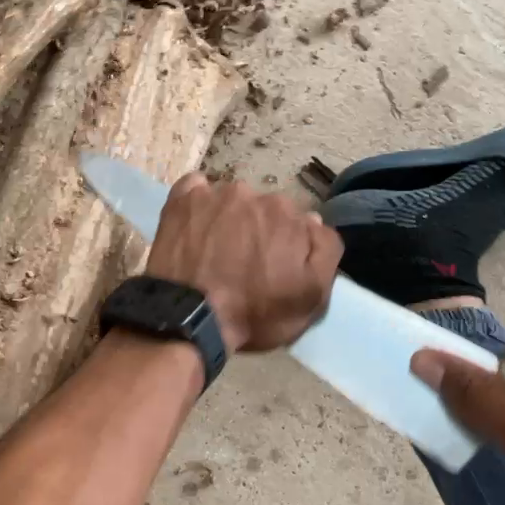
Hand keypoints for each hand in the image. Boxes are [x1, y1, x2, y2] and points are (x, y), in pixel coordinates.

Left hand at [144, 174, 341, 352]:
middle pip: (260, 208)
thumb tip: (313, 221)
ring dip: (228, 217)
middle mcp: (250, 194)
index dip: (285, 244)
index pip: (293, 221)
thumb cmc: (255, 312)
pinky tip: (195, 221)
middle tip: (243, 261)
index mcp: (285, 213)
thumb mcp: (312, 295)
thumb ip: (325, 251)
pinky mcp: (180, 200)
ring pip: (229, 200)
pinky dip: (198, 201)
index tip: (274, 266)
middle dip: (257, 228)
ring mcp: (211, 194)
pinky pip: (194, 188)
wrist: (190, 317)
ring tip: (215, 248)